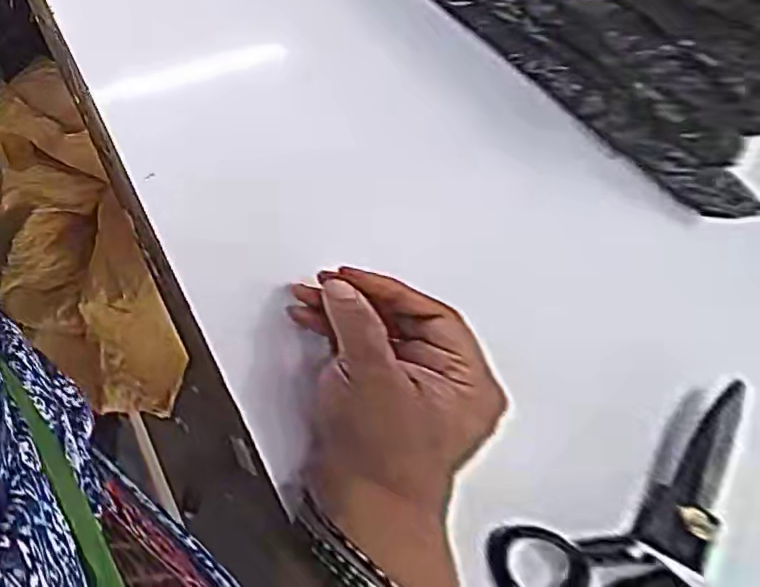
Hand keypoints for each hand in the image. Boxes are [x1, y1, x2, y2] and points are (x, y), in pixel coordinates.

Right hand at [288, 268, 506, 586]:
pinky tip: (313, 324)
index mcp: (464, 379)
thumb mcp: (371, 373)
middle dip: (356, 299)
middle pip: (401, 320)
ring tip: (309, 301)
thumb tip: (344, 289)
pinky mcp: (378, 392)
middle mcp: (442, 382)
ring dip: (339, 312)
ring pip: (375, 331)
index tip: (349, 277)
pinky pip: (358, 346)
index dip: (387, 289)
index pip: (431, 314)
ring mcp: (408, 388)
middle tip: (326, 285)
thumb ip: (357, 323)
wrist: (363, 495)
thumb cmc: (385, 452)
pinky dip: (333, 331)